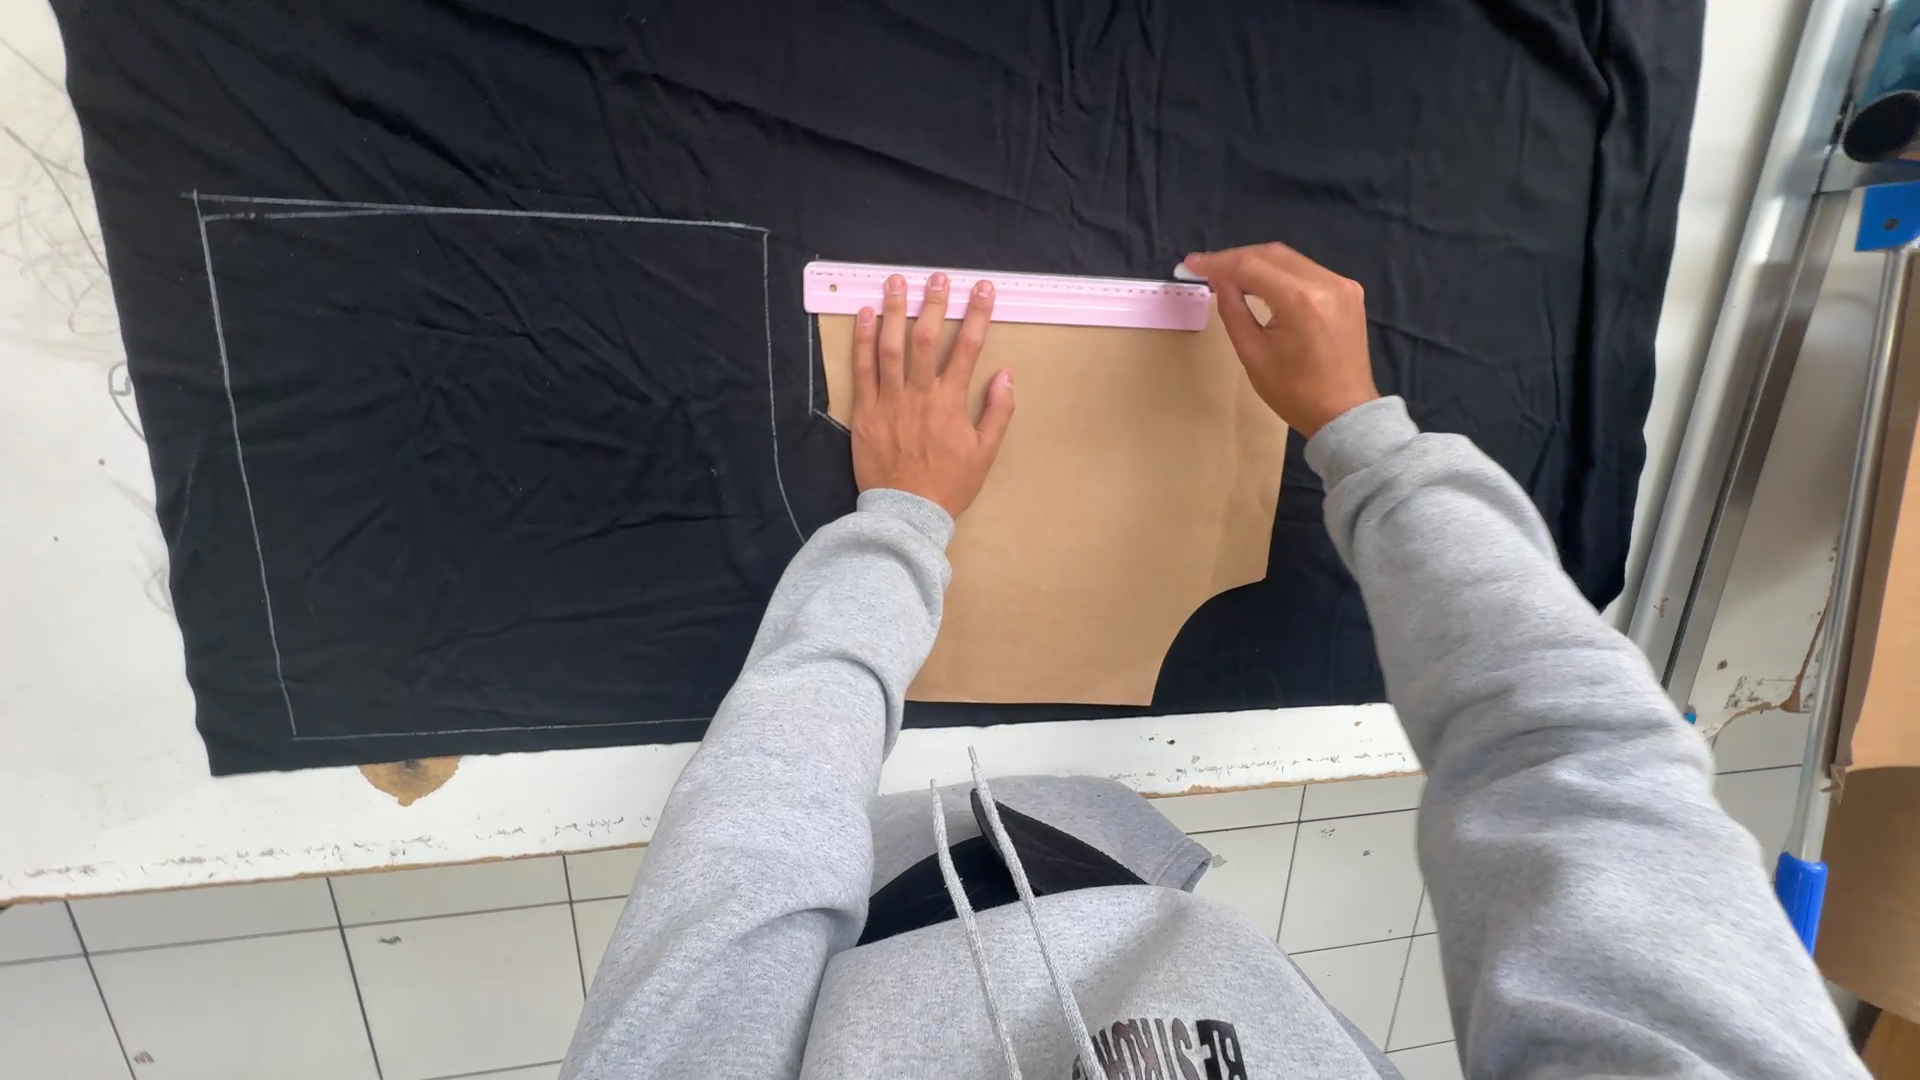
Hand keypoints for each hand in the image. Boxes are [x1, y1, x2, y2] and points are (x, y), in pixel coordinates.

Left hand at [850, 272, 1014, 518]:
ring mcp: (889, 401)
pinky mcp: (865, 413)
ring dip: (895, 310)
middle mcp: (920, 394)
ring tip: (897, 281)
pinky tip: (866, 315)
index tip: (982, 288)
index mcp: (951, 402)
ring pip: (891, 347)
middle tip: (937, 277)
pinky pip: (862, 370)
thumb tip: (1006, 375)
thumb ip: (998, 412)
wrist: (908, 513)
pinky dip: (863, 340)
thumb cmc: (949, 485)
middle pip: (926, 338)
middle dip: (934, 302)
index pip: (968, 348)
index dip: (977, 314)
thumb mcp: (985, 453)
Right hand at [1183, 243, 1379, 437]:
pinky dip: (1279, 272)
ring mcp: (1342, 284)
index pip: (1250, 267)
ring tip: (1228, 274)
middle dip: (1235, 258)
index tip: (1191, 264)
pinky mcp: (1348, 291)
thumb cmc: (1293, 392)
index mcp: (1300, 300)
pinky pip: (1307, 271)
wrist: (1344, 411)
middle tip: (1205, 267)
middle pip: (1271, 254)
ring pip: (1290, 259)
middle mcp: (1325, 282)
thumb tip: (1220, 281)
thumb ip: (1233, 311)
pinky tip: (1261, 283)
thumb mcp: (1252, 354)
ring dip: (1257, 263)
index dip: (1217, 262)